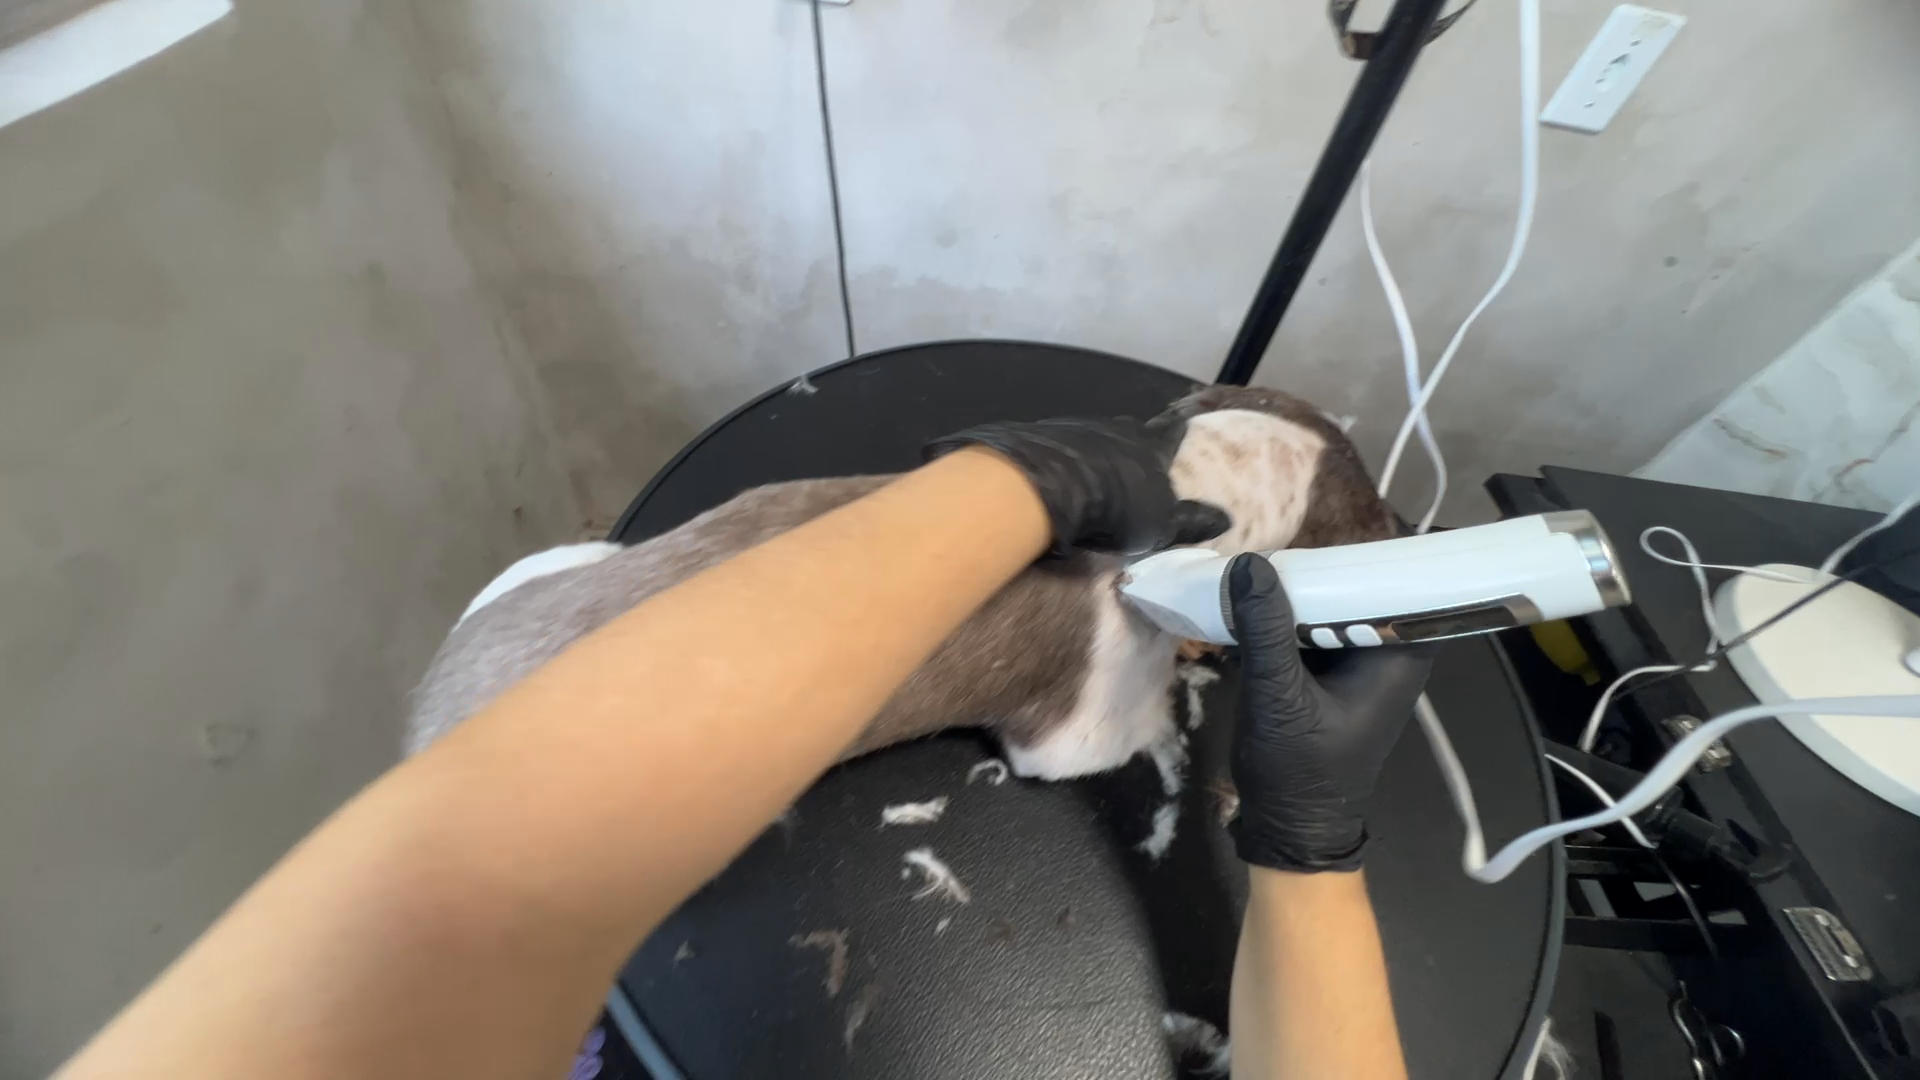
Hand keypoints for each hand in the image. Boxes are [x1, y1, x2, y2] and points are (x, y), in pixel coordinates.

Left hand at [926, 416, 1228, 554]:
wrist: (1047, 487)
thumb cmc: (1115, 507)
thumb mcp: (1160, 525)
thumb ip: (1191, 522)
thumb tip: (1226, 519)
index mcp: (1149, 447)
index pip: (1170, 433)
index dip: (1177, 430)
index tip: (1183, 421)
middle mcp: (1114, 429)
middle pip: (1128, 430)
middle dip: (1132, 438)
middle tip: (1133, 448)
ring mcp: (1073, 430)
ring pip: (1090, 436)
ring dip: (1093, 449)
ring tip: (1092, 467)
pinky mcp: (1038, 438)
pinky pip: (1056, 447)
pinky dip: (1061, 459)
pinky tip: (1056, 473)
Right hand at [1226, 553, 1434, 871]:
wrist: (1287, 825)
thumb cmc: (1299, 766)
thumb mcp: (1278, 695)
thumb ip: (1265, 629)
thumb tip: (1249, 562)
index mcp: (1401, 655)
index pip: (1406, 580)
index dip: (1374, 545)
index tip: (1331, 512)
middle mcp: (1386, 651)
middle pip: (1362, 585)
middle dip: (1322, 562)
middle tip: (1279, 535)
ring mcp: (1353, 660)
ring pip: (1331, 603)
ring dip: (1297, 585)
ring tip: (1260, 556)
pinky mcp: (1322, 670)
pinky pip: (1307, 625)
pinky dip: (1282, 611)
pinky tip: (1249, 594)